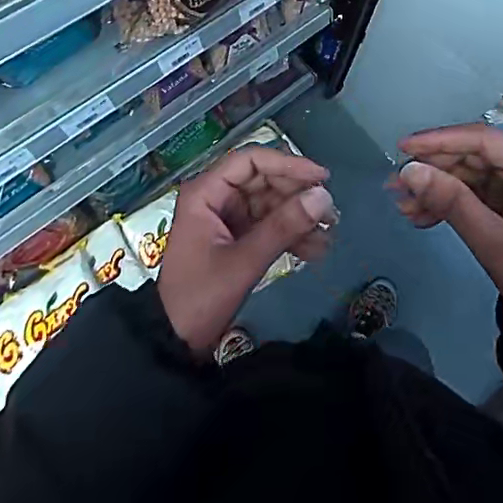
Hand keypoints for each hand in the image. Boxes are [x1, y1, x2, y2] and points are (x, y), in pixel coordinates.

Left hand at [158, 145, 338, 354]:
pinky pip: (266, 226)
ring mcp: (225, 218)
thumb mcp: (243, 261)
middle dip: (297, 195)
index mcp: (206, 192)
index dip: (287, 164)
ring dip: (298, 217)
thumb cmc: (200, 296)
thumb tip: (323, 197)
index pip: (250, 161)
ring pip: (268, 204)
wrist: (172, 340)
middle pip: (263, 181)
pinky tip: (315, 250)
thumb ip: (283, 227)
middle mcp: (215, 198)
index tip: (321, 177)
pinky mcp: (234, 239)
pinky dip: (289, 235)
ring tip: (329, 233)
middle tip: (330, 212)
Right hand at [393, 124, 502, 333]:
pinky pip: (472, 192)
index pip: (486, 141)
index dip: (441, 140)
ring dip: (435, 187)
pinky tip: (421, 216)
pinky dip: (447, 202)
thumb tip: (408, 170)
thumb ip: (452, 203)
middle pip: (474, 155)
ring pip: (468, 173)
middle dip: (434, 168)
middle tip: (396, 184)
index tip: (403, 148)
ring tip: (404, 206)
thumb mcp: (496, 244)